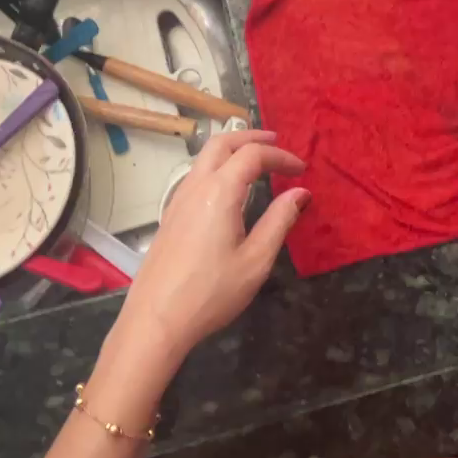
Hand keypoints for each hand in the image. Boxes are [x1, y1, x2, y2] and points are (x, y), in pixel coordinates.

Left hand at [80, 129, 308, 430]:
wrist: (156, 319)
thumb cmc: (210, 292)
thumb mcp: (256, 260)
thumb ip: (279, 220)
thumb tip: (300, 192)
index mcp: (220, 191)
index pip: (253, 155)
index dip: (280, 156)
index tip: (301, 170)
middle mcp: (196, 185)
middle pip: (222, 142)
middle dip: (250, 137)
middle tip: (275, 143)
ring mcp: (178, 199)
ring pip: (205, 156)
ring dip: (232, 149)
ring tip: (255, 159)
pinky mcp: (171, 214)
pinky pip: (196, 174)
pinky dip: (218, 166)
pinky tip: (230, 187)